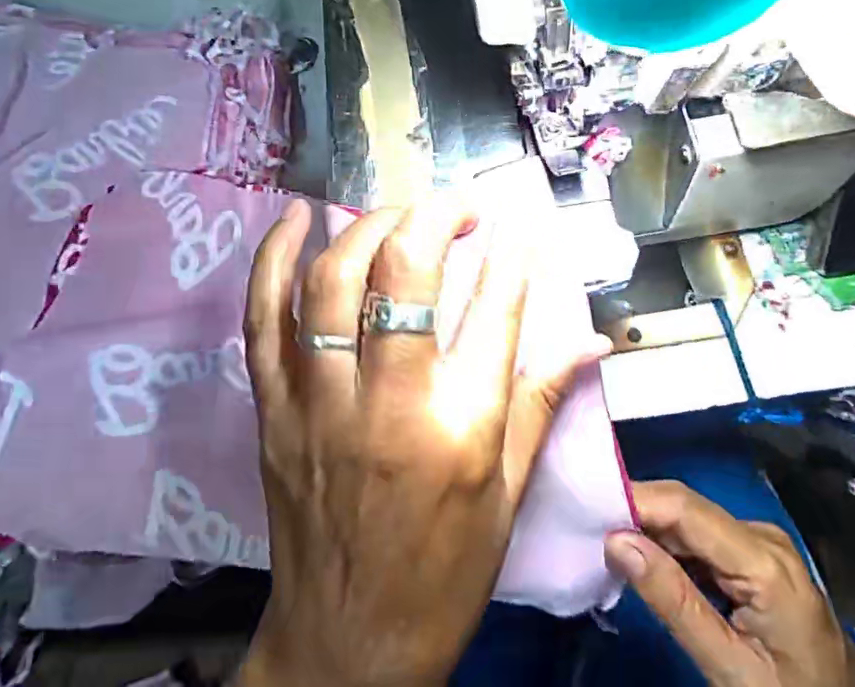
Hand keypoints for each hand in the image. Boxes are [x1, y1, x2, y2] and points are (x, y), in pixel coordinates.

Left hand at [235, 197, 607, 686]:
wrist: (347, 646)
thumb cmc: (444, 573)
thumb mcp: (508, 493)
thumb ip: (542, 400)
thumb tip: (591, 339)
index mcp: (458, 430)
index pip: (494, 313)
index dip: (510, 258)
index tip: (516, 230)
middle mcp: (386, 404)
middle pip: (403, 276)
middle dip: (435, 220)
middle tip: (457, 210)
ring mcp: (319, 402)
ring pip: (331, 283)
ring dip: (366, 228)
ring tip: (396, 214)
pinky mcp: (273, 409)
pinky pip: (263, 318)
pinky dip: (275, 259)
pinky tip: (297, 219)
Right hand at [605, 481, 854, 686]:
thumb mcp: (730, 667)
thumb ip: (672, 601)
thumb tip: (615, 539)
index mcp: (764, 561)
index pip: (683, 507)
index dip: (633, 500)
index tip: (586, 509)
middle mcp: (764, 538)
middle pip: (686, 510)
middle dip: (636, 516)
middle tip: (588, 530)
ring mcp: (764, 547)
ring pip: (691, 523)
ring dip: (650, 534)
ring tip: (608, 547)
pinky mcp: (759, 560)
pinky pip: (704, 541)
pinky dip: (672, 550)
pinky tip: (646, 564)